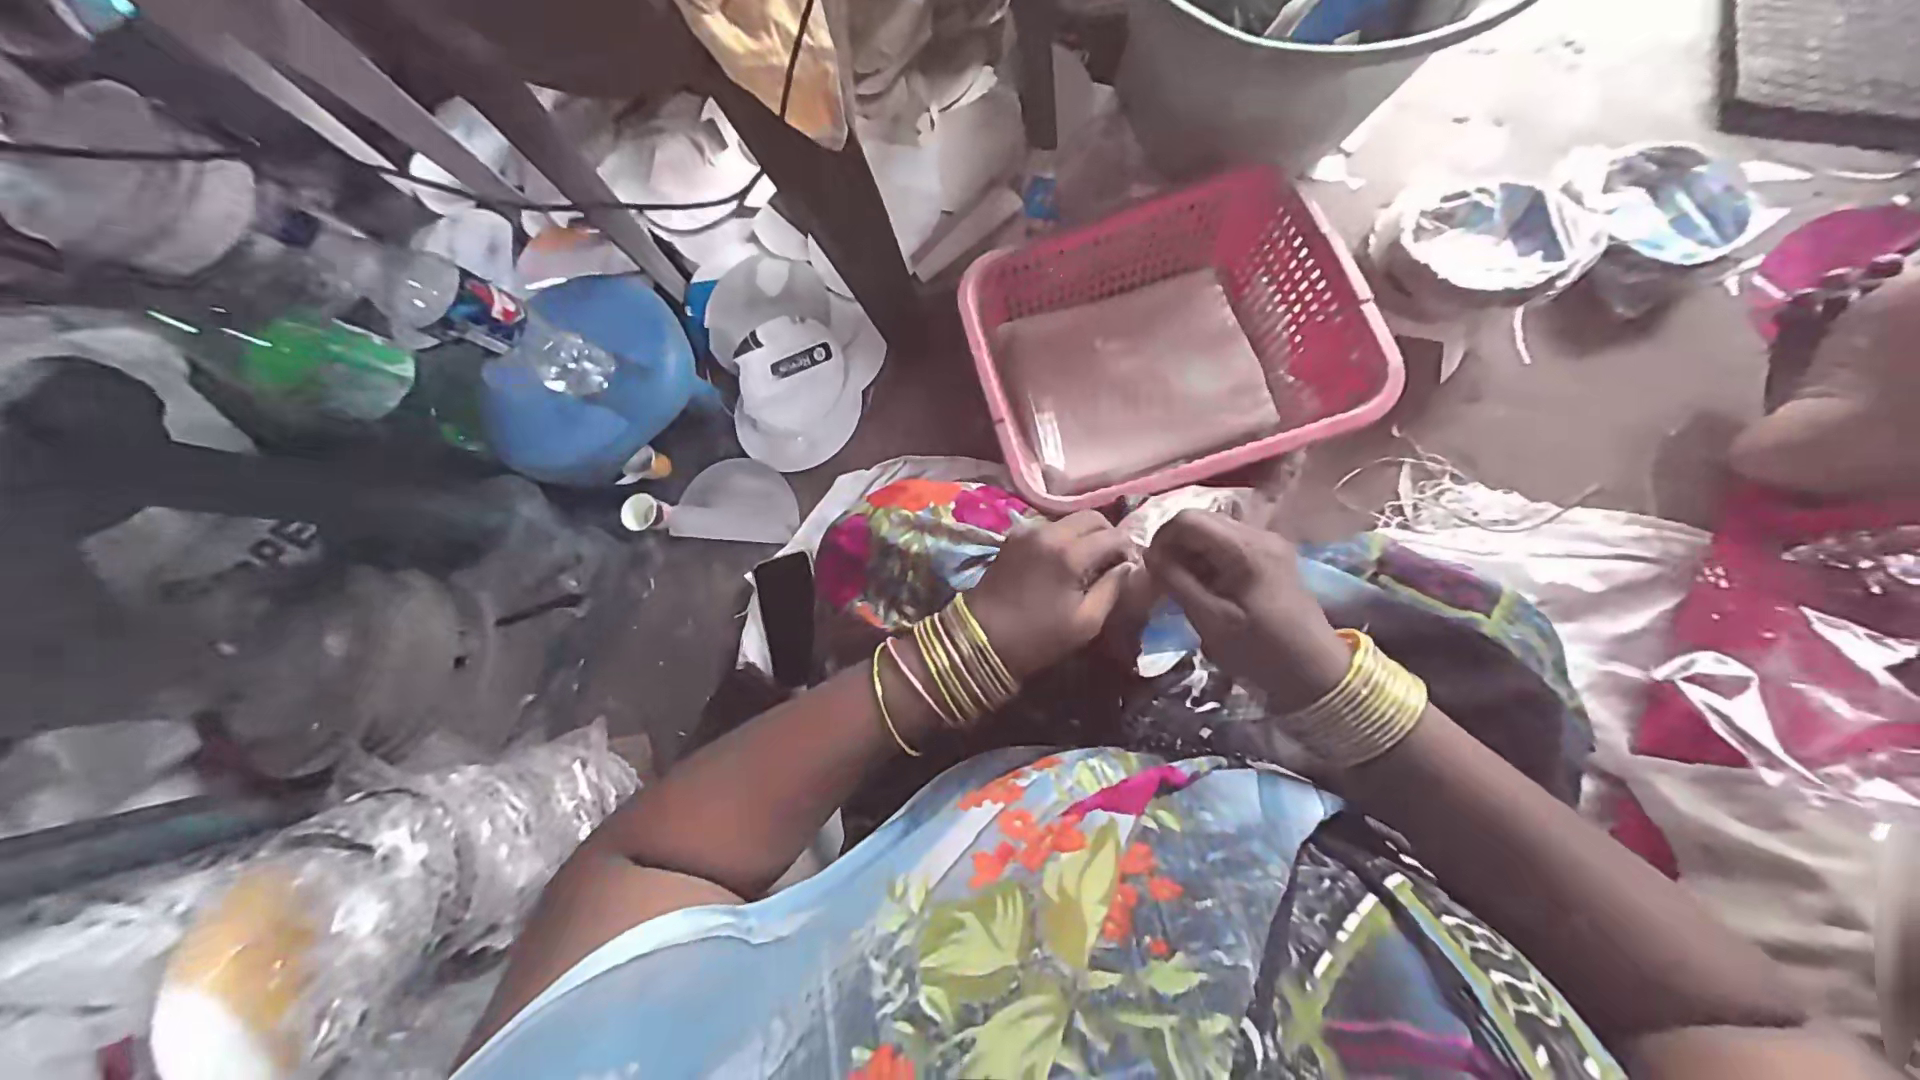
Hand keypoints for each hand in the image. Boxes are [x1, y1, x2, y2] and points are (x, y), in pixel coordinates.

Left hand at [966, 511, 1138, 680]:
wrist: (981, 638)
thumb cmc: (1037, 637)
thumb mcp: (1086, 622)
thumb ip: (1112, 588)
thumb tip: (1128, 567)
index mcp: (1069, 553)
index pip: (1113, 536)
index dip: (1129, 549)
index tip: (1132, 566)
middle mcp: (1048, 531)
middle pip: (1092, 517)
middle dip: (1108, 534)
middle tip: (1113, 559)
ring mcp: (1028, 530)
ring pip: (1070, 518)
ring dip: (1086, 534)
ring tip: (1090, 560)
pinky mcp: (1014, 536)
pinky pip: (1049, 526)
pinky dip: (1064, 536)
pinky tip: (1066, 559)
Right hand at [1144, 510, 1351, 711]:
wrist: (1317, 671)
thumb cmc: (1262, 650)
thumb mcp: (1211, 620)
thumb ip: (1176, 582)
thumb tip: (1149, 556)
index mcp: (1245, 548)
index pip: (1187, 519)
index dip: (1161, 540)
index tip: (1153, 571)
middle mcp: (1259, 534)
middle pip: (1200, 520)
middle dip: (1175, 547)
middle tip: (1165, 580)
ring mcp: (1268, 542)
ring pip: (1212, 531)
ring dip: (1190, 554)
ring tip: (1185, 587)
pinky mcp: (1271, 555)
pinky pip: (1227, 544)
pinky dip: (1208, 559)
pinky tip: (1206, 586)